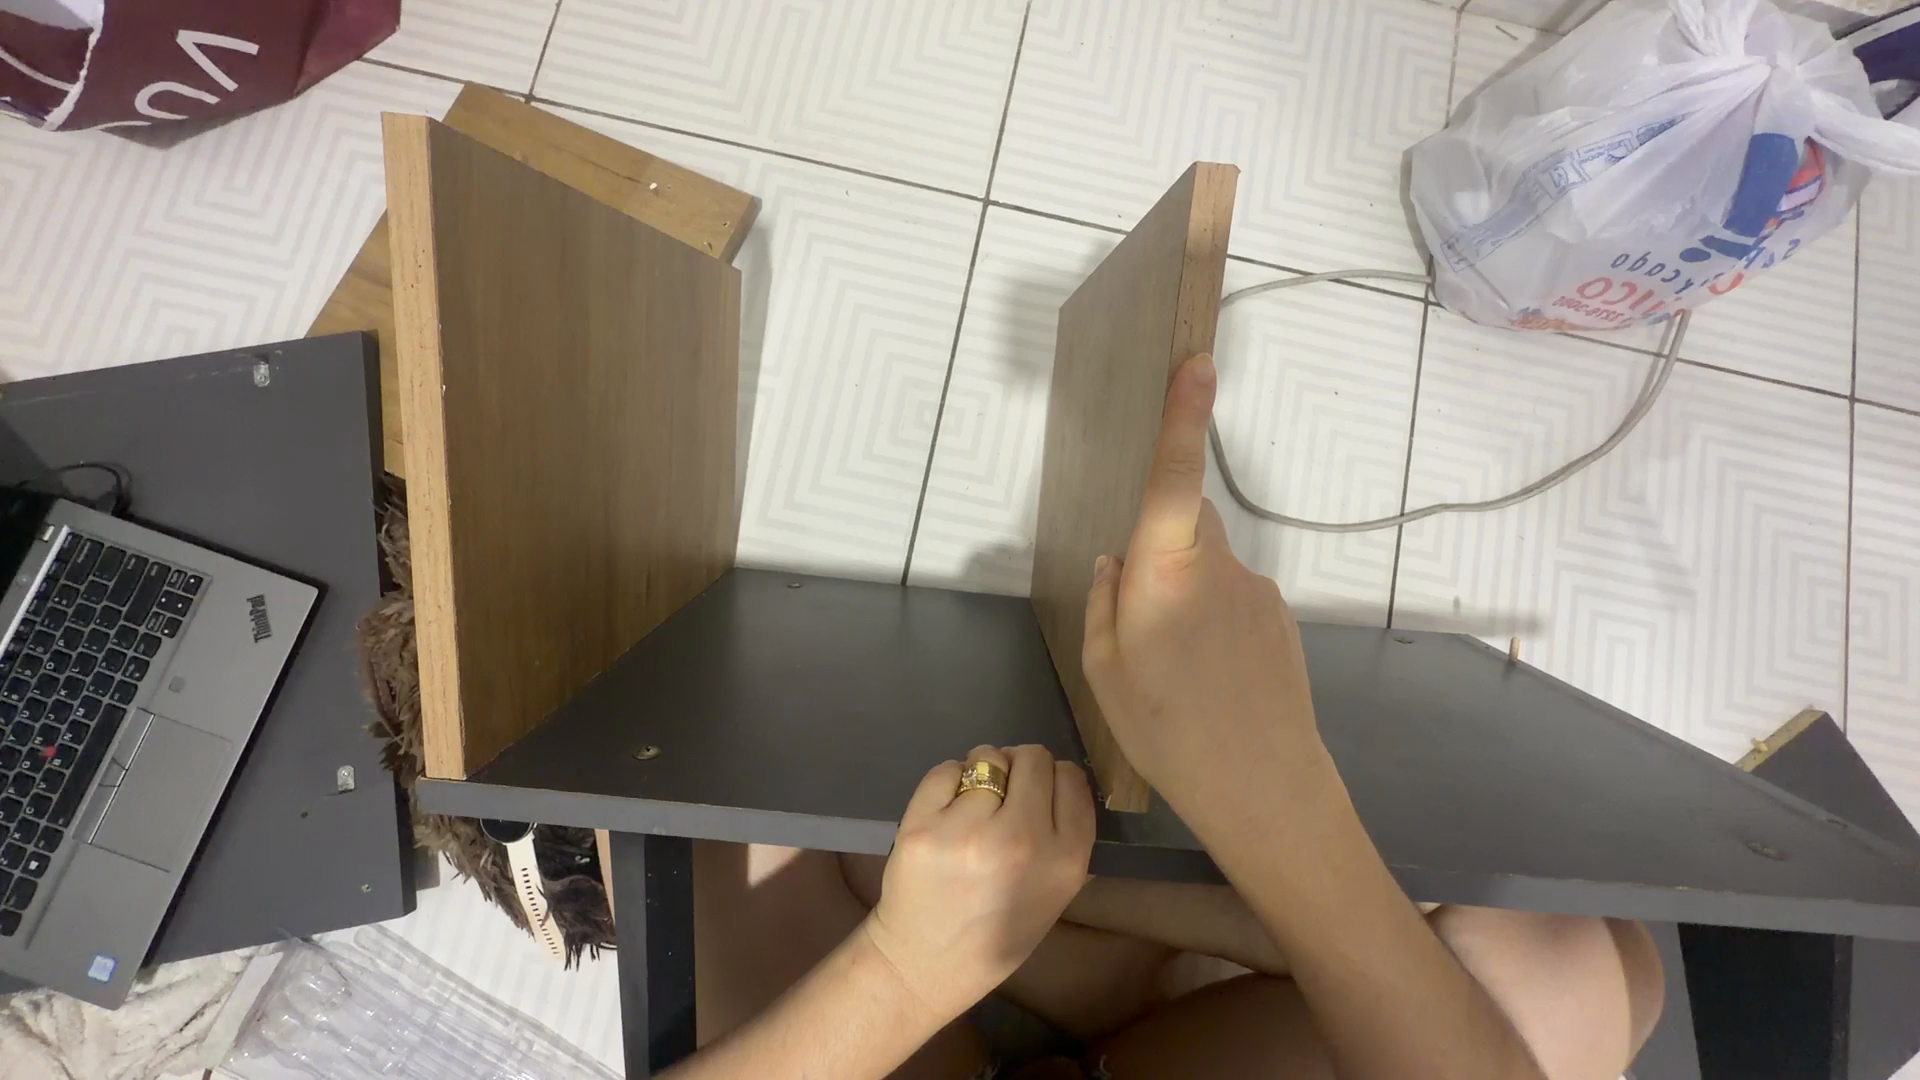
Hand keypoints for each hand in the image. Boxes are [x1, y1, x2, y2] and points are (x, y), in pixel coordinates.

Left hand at [862, 744, 1095, 1022]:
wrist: (925, 964)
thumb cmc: (997, 931)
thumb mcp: (1055, 893)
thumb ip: (1063, 834)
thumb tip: (1055, 775)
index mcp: (1063, 861)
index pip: (1070, 777)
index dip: (1053, 779)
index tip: (1038, 795)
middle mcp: (1021, 840)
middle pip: (1031, 757)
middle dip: (1019, 769)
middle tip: (1002, 799)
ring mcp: (968, 831)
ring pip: (988, 757)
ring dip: (981, 773)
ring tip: (971, 809)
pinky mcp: (922, 825)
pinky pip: (946, 769)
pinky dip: (947, 781)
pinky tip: (944, 813)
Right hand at [1080, 354, 1324, 822]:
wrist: (1266, 791)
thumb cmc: (1166, 730)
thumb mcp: (1102, 670)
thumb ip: (1102, 601)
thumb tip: (1115, 561)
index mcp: (1166, 573)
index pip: (1173, 479)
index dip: (1184, 418)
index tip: (1198, 359)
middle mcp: (1220, 566)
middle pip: (1186, 522)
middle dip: (1160, 546)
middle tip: (1140, 620)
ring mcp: (1259, 591)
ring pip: (1208, 566)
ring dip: (1185, 594)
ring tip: (1179, 668)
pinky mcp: (1281, 619)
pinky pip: (1234, 598)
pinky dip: (1213, 621)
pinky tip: (1210, 678)